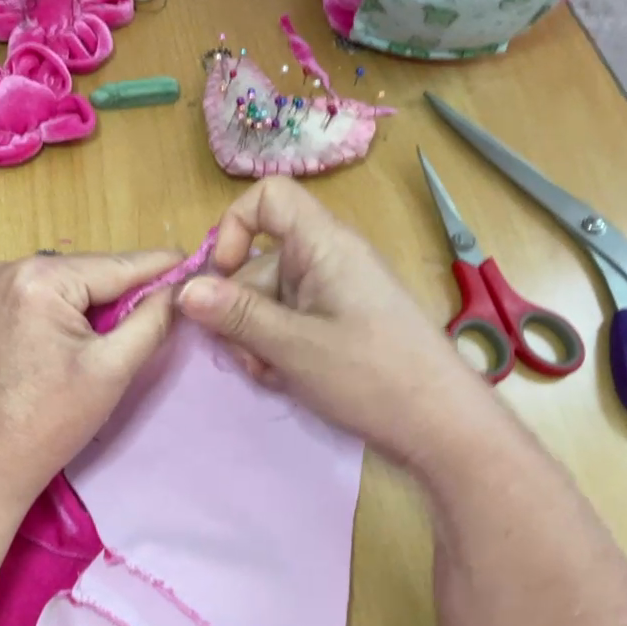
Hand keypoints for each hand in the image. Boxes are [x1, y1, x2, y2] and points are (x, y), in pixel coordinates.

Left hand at [0, 250, 181, 504]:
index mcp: (36, 279)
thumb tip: (183, 287)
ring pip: (63, 281)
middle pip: (86, 270)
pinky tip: (82, 333)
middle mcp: (5, 268)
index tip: (198, 265)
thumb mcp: (112, 369)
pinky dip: (64, 307)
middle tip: (168, 304)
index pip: (115, 264)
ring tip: (127, 324)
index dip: (161, 268)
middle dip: (125, 289)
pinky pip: (37, 293)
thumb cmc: (49, 423)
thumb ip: (152, 320)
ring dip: (94, 300)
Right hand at [176, 178, 504, 469]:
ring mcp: (331, 293)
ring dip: (252, 337)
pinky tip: (283, 378)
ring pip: (265, 298)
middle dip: (237, 308)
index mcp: (324, 246)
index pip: (269, 198)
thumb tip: (184, 291)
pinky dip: (274, 347)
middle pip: (256, 261)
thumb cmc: (372, 377)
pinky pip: (285, 320)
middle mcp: (327, 260)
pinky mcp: (335, 323)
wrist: (442, 427)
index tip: (222, 275)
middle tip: (245, 353)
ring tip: (270, 373)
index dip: (234, 227)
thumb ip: (236, 314)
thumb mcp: (292, 346)